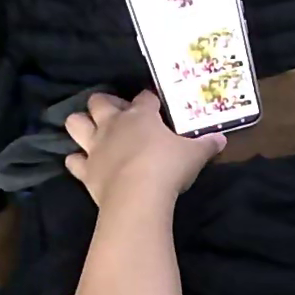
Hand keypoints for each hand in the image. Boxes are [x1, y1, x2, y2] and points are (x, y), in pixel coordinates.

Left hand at [63, 91, 225, 208]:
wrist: (138, 196)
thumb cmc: (168, 167)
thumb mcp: (195, 154)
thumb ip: (207, 144)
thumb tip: (222, 139)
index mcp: (141, 116)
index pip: (144, 98)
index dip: (150, 100)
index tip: (157, 106)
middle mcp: (113, 125)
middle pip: (99, 101)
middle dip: (106, 103)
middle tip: (119, 114)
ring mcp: (95, 147)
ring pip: (75, 123)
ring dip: (82, 123)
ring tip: (94, 131)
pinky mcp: (85, 170)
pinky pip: (73, 160)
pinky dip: (77, 160)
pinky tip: (85, 163)